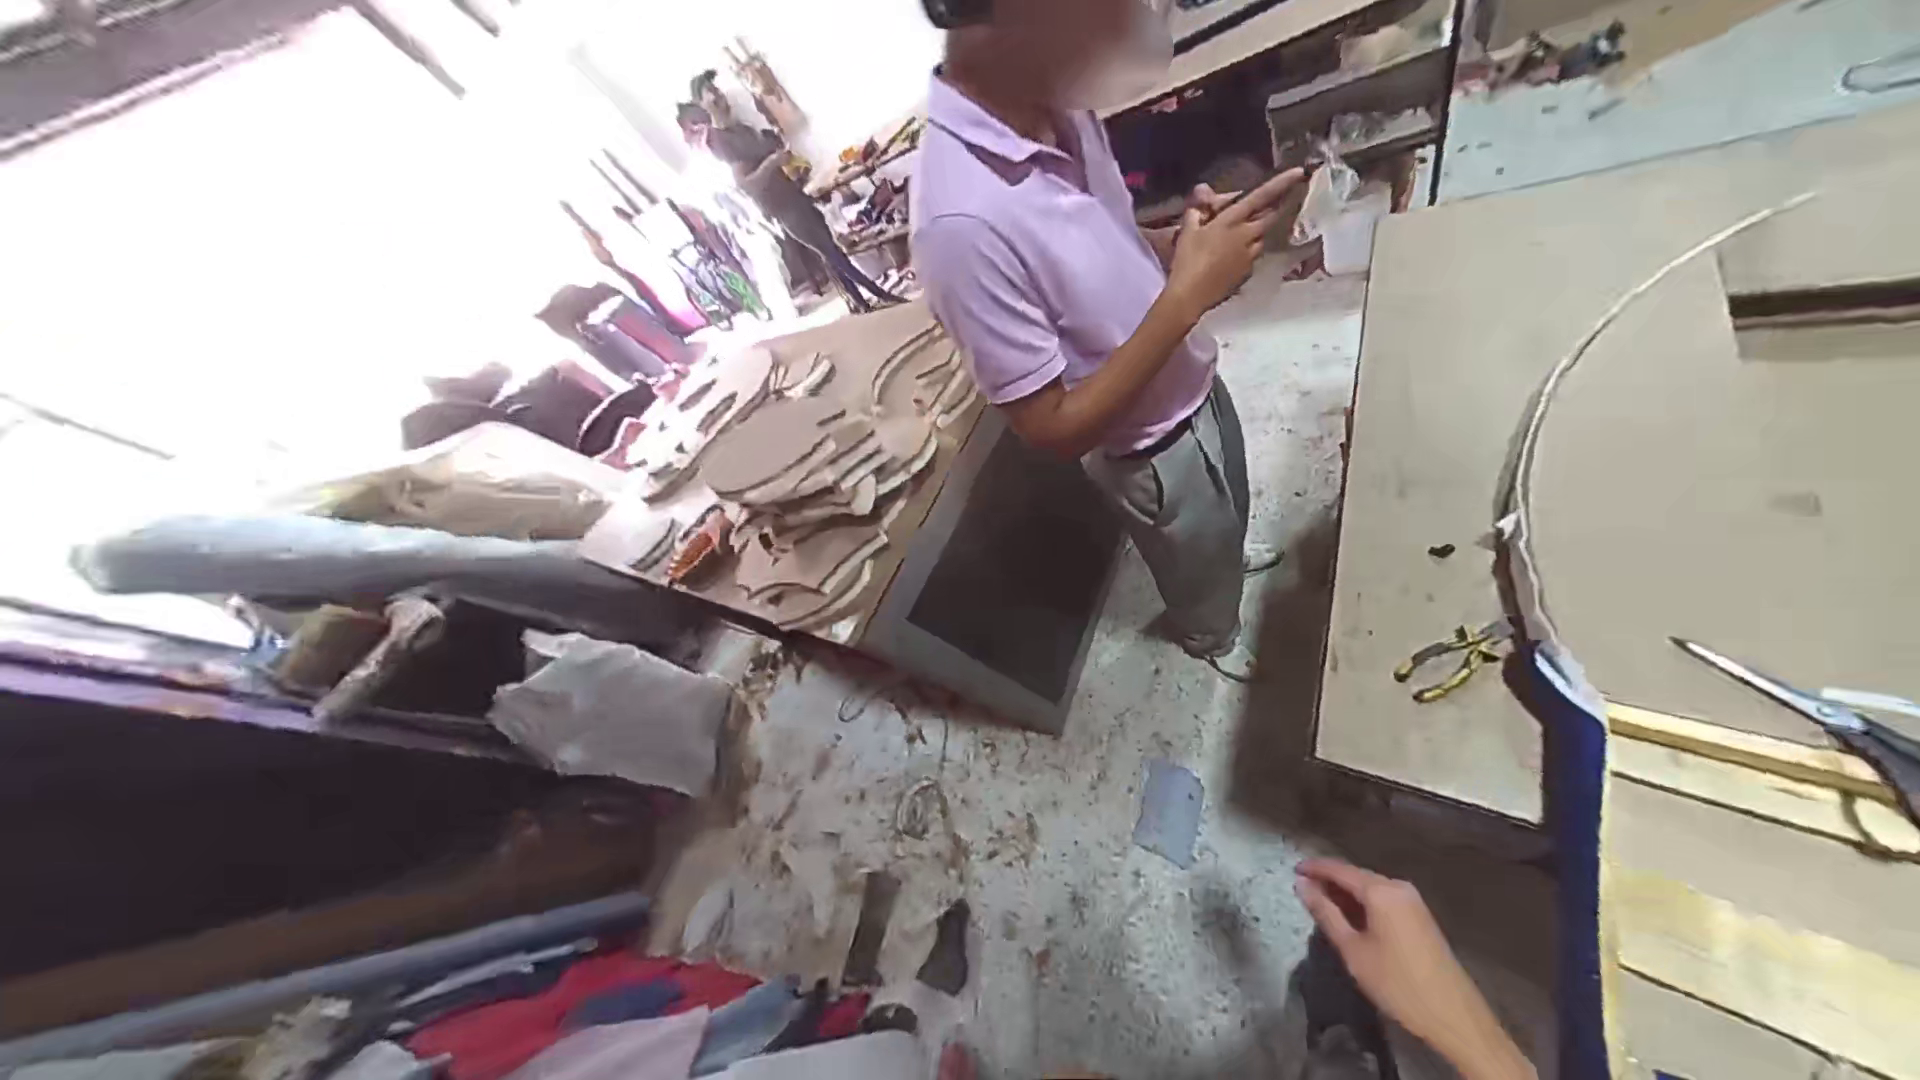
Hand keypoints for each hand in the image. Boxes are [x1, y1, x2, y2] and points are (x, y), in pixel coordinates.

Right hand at [1165, 168, 1302, 319]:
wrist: (1189, 297)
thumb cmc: (1186, 262)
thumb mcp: (1186, 233)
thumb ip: (1196, 210)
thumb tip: (1201, 190)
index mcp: (1232, 221)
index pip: (1261, 196)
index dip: (1281, 183)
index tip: (1299, 171)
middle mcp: (1246, 236)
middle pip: (1270, 217)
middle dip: (1276, 208)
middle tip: (1278, 203)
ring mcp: (1249, 257)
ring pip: (1261, 239)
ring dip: (1257, 234)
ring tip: (1244, 237)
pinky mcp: (1245, 274)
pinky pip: (1252, 258)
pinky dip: (1247, 254)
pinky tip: (1233, 260)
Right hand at [1295, 859, 1535, 1079]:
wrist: (1457, 1022)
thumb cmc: (1398, 984)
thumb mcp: (1352, 950)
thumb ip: (1324, 912)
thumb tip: (1301, 884)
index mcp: (1381, 891)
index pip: (1338, 868)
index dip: (1313, 868)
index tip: (1292, 870)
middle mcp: (1399, 887)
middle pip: (1355, 875)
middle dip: (1329, 880)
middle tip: (1304, 889)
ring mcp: (1414, 903)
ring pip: (1370, 888)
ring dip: (1346, 893)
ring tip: (1323, 904)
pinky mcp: (1422, 918)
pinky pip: (1384, 899)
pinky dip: (1363, 903)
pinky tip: (1352, 917)